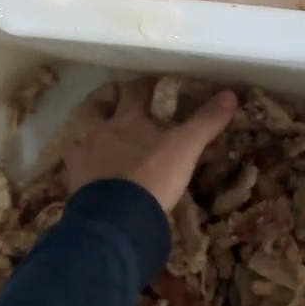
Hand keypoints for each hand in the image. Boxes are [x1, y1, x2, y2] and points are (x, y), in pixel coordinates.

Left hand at [64, 80, 237, 211]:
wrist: (116, 220)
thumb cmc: (153, 176)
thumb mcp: (186, 147)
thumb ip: (206, 121)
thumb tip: (231, 94)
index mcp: (127, 118)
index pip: (134, 90)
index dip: (143, 85)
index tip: (153, 85)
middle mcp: (99, 132)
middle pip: (94, 107)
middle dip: (105, 101)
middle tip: (117, 104)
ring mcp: (82, 158)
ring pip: (77, 134)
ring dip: (87, 130)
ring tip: (100, 134)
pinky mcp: (74, 183)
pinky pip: (74, 166)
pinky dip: (82, 162)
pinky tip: (91, 168)